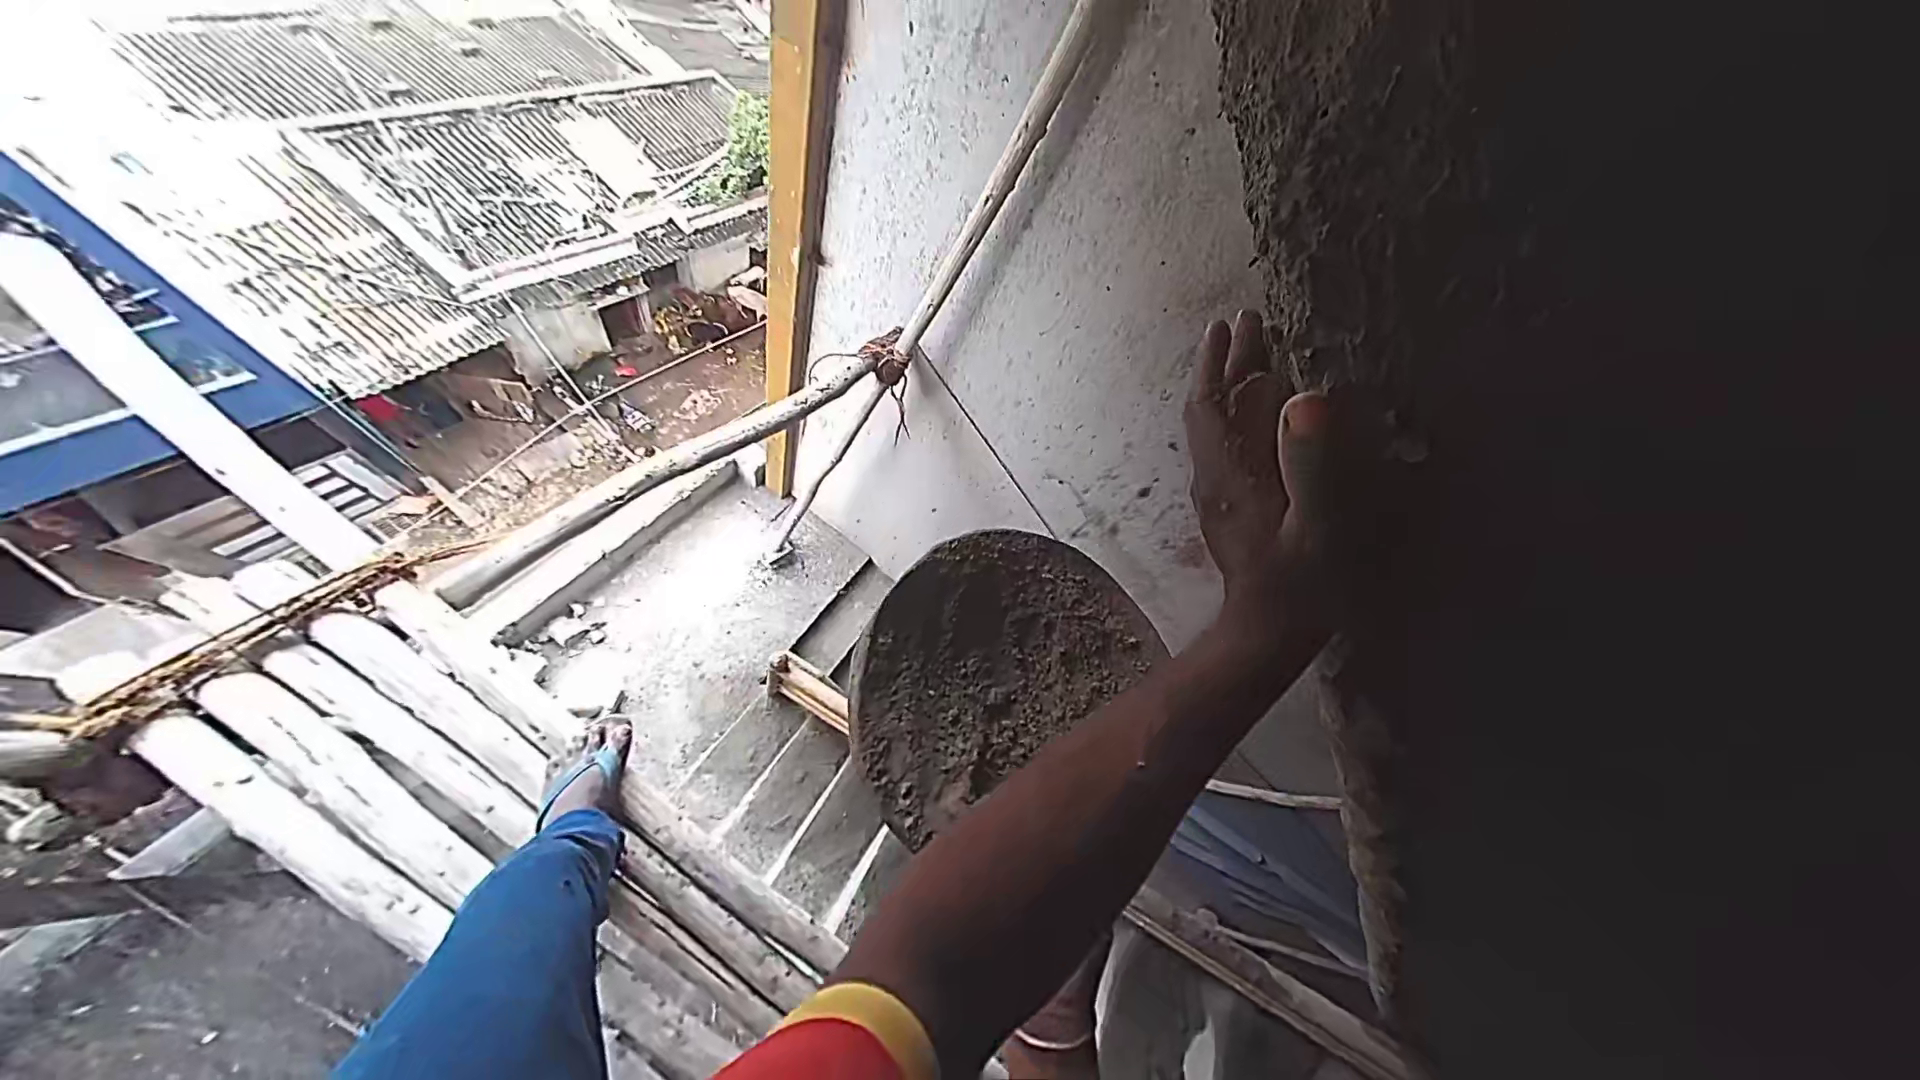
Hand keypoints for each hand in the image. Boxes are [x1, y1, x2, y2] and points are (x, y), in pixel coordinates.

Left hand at [1184, 311, 1333, 632]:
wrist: (1269, 630)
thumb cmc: (1301, 584)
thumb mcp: (1317, 526)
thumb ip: (1310, 466)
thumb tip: (1304, 400)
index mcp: (1228, 475)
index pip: (1210, 406)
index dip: (1217, 364)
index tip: (1228, 324)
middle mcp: (1214, 478)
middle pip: (1214, 410)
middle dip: (1230, 366)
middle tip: (1251, 323)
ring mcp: (1220, 493)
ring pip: (1221, 428)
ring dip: (1237, 388)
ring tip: (1261, 354)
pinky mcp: (1232, 507)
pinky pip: (1232, 448)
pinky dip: (1245, 418)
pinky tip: (1266, 413)